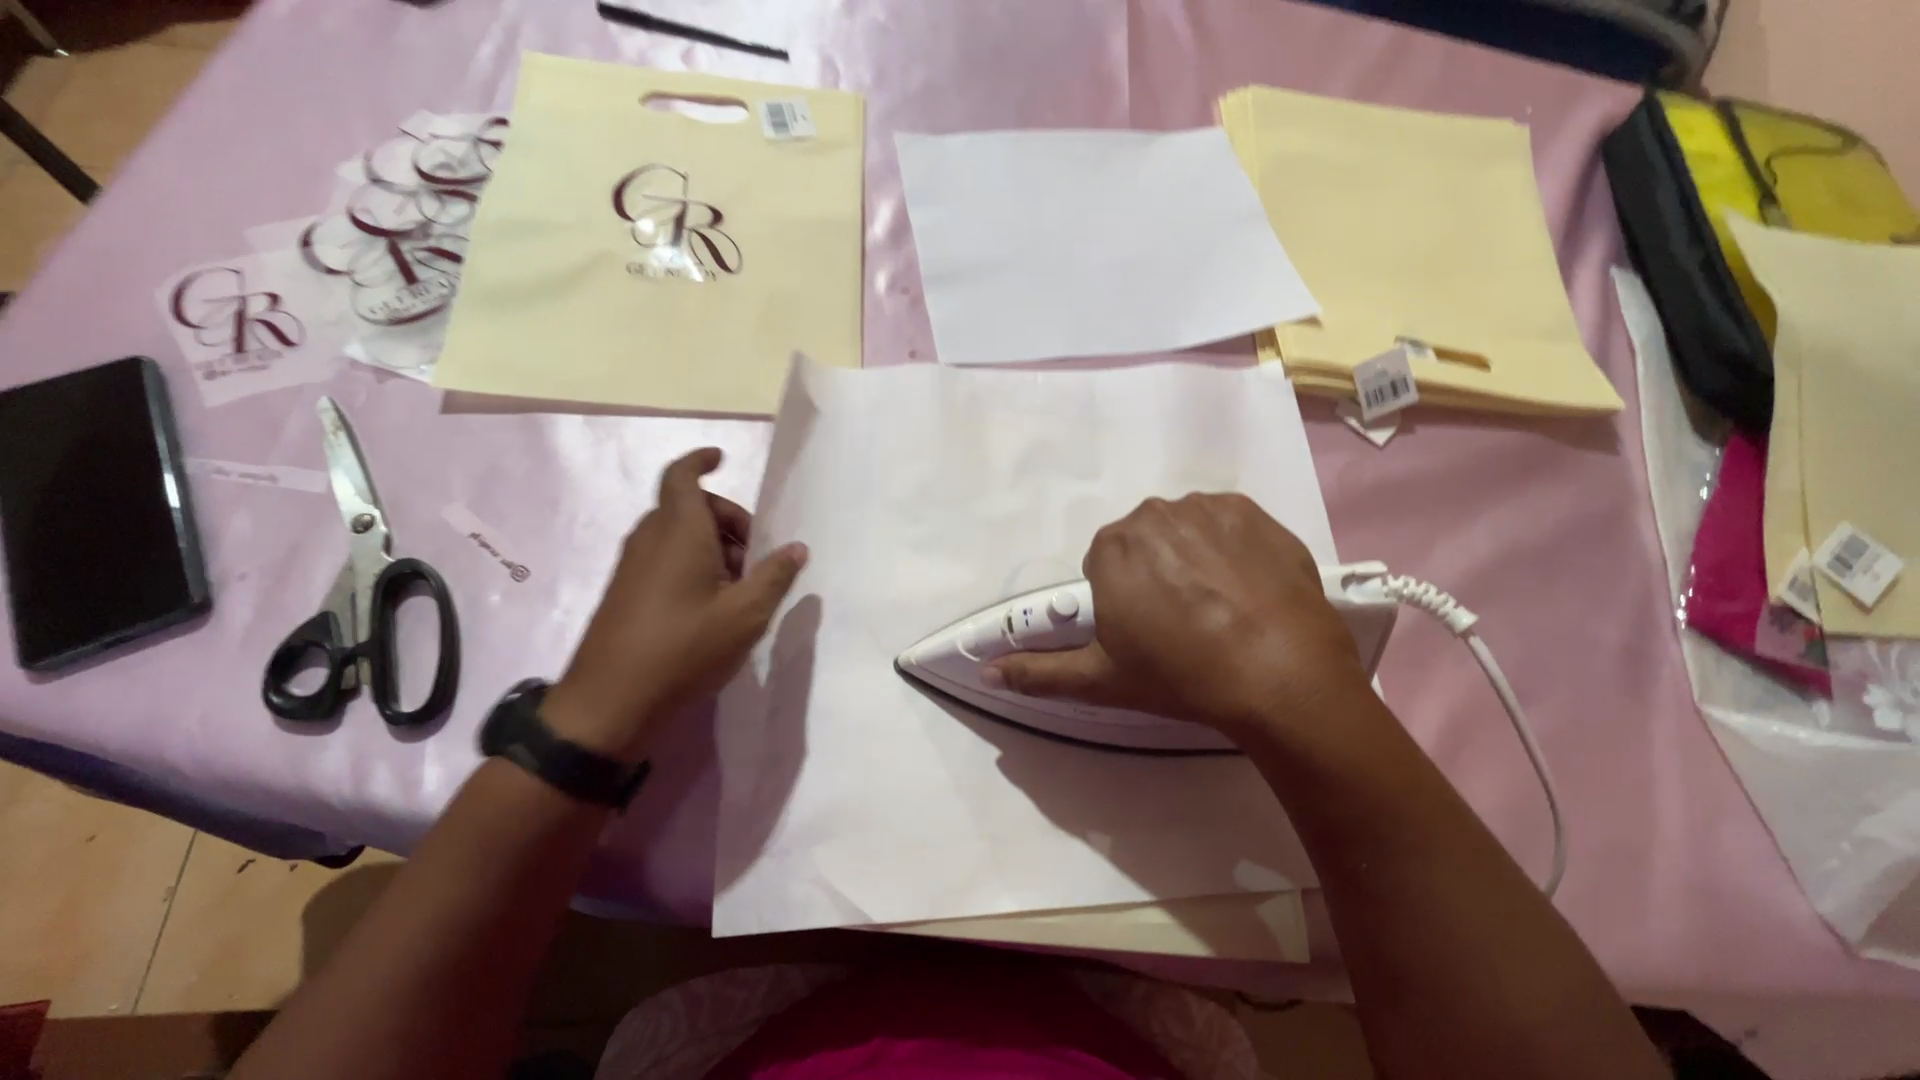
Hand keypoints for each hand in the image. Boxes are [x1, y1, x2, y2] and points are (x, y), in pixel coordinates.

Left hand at [542, 448, 806, 761]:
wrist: (611, 701)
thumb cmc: (683, 648)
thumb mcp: (745, 615)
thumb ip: (774, 577)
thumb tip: (797, 548)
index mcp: (679, 531)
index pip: (682, 476)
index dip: (700, 460)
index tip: (722, 458)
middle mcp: (651, 538)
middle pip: (688, 507)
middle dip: (727, 519)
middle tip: (758, 553)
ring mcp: (633, 566)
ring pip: (677, 534)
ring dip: (712, 545)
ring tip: (742, 585)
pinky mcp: (626, 592)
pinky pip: (664, 558)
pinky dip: (692, 563)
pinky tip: (714, 605)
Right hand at [989, 494, 1368, 740]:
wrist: (1281, 674)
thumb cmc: (1180, 675)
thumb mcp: (1101, 680)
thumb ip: (1037, 673)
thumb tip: (986, 674)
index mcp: (1112, 548)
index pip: (1105, 566)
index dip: (1122, 601)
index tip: (1145, 633)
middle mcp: (1154, 514)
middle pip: (1145, 543)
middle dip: (1155, 575)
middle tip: (1182, 625)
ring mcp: (1209, 508)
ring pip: (1187, 532)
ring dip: (1193, 559)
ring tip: (1221, 609)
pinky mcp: (1257, 513)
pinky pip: (1229, 527)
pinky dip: (1233, 551)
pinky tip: (1248, 591)